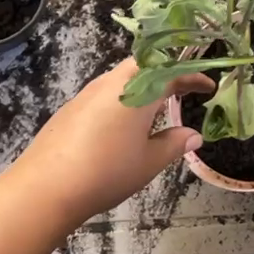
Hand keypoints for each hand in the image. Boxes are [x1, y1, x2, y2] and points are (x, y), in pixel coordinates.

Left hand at [5, 58, 213, 228]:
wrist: (46, 186)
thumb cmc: (107, 172)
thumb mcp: (149, 162)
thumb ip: (174, 144)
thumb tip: (194, 134)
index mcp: (138, 91)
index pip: (172, 73)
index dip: (193, 78)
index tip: (208, 86)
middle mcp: (113, 83)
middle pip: (145, 66)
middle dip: (166, 74)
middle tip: (182, 90)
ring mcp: (88, 93)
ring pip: (122, 77)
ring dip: (143, 85)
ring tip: (155, 106)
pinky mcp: (71, 107)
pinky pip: (104, 92)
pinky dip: (122, 98)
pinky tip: (121, 123)